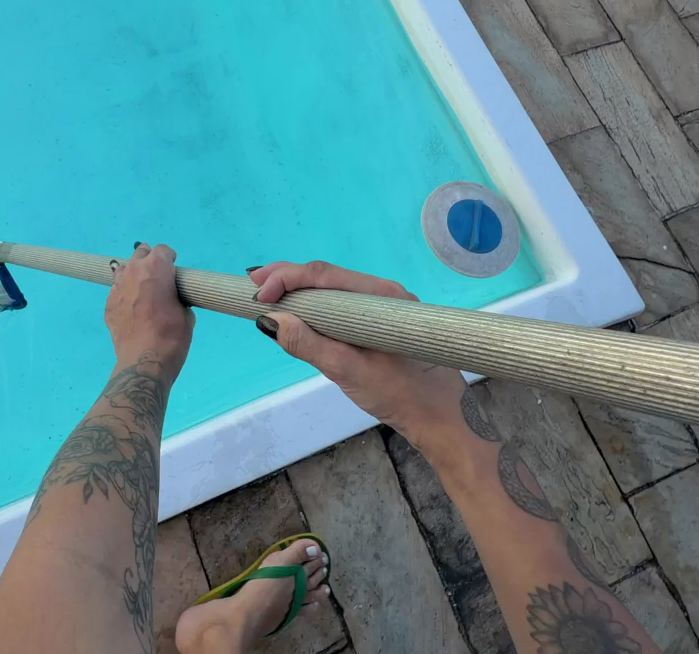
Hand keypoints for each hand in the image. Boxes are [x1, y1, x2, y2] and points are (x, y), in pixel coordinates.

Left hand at [107, 243, 194, 376]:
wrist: (144, 360)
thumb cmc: (172, 335)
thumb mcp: (186, 314)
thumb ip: (178, 298)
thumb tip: (173, 299)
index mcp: (156, 267)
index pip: (163, 249)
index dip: (170, 259)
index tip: (174, 271)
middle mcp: (133, 270)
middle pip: (141, 253)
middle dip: (150, 261)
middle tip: (158, 278)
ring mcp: (117, 286)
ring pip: (124, 269)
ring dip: (134, 275)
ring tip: (142, 291)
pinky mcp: (108, 304)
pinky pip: (117, 291)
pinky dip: (125, 295)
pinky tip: (132, 310)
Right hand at [250, 261, 465, 436]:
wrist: (447, 423)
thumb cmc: (404, 398)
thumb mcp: (351, 373)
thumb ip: (310, 345)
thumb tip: (270, 320)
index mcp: (382, 297)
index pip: (325, 275)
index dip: (288, 278)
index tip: (259, 293)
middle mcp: (381, 293)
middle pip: (325, 276)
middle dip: (286, 277)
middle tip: (251, 284)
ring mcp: (380, 307)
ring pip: (330, 288)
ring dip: (296, 289)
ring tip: (265, 292)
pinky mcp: (376, 322)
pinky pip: (338, 303)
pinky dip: (311, 303)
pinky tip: (295, 309)